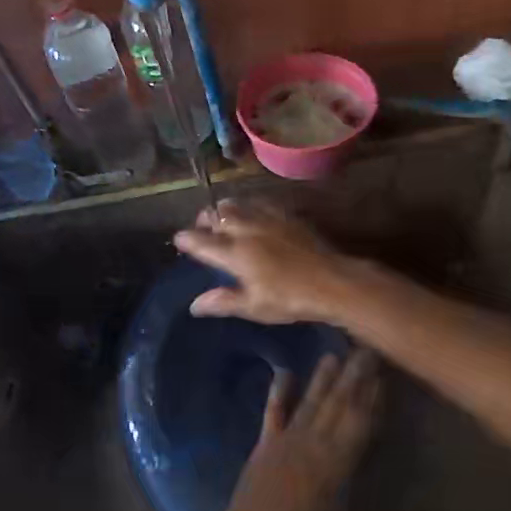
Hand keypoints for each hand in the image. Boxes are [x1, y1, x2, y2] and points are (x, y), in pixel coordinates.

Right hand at [173, 200, 359, 324]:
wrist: (332, 281)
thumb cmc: (290, 299)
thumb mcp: (254, 307)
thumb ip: (223, 302)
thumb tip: (195, 305)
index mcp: (235, 254)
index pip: (202, 242)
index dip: (187, 239)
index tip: (178, 239)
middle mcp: (247, 230)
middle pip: (217, 216)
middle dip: (204, 219)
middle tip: (200, 227)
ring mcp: (267, 219)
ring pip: (237, 204)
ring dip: (224, 209)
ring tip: (221, 216)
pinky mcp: (286, 216)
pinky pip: (260, 203)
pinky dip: (248, 205)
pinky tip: (252, 212)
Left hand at [204, 350, 381, 510]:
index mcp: (338, 464)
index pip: (360, 422)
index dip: (372, 397)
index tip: (382, 372)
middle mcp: (314, 444)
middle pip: (338, 404)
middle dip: (353, 376)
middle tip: (365, 349)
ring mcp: (287, 441)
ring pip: (310, 403)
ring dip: (323, 379)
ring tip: (333, 354)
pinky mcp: (264, 446)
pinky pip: (273, 413)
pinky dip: (278, 392)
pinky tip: (283, 372)